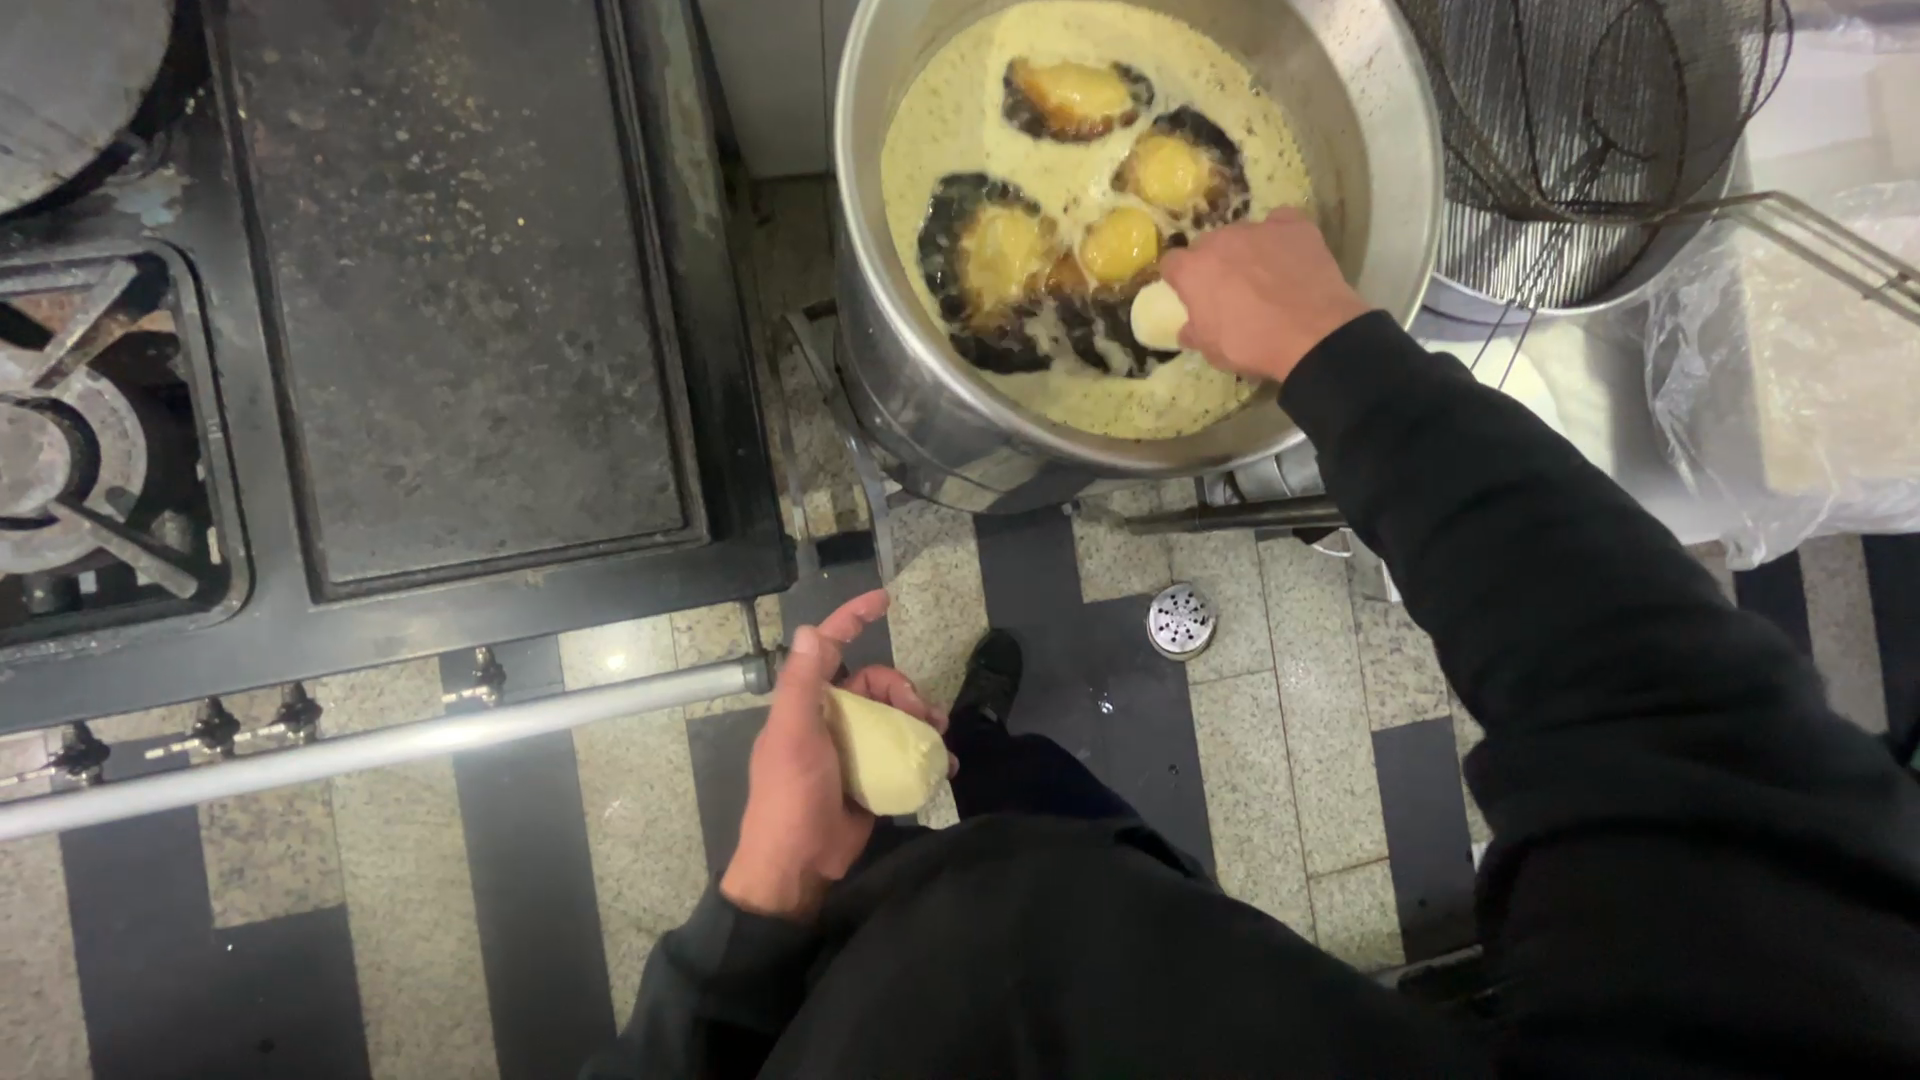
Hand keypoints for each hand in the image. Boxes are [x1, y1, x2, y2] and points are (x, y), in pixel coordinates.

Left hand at [719, 589, 948, 920]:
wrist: (800, 867)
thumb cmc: (790, 796)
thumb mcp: (793, 735)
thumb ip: (801, 683)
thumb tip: (808, 630)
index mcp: (809, 702)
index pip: (830, 647)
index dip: (853, 618)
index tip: (884, 599)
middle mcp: (832, 717)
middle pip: (878, 683)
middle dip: (905, 690)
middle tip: (923, 713)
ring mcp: (855, 747)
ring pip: (897, 715)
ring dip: (922, 719)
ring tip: (940, 736)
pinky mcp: (873, 774)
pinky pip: (905, 750)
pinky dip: (927, 752)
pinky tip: (944, 763)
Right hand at [1159, 208, 1372, 383]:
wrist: (1311, 335)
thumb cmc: (1251, 345)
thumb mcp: (1211, 350)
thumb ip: (1194, 332)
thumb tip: (1188, 329)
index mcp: (1193, 270)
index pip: (1171, 264)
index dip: (1179, 279)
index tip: (1189, 294)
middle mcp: (1221, 240)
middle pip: (1208, 245)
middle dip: (1213, 263)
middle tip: (1228, 289)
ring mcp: (1259, 228)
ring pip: (1243, 234)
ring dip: (1245, 251)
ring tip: (1264, 274)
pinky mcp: (1295, 225)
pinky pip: (1279, 222)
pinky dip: (1279, 236)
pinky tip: (1287, 255)